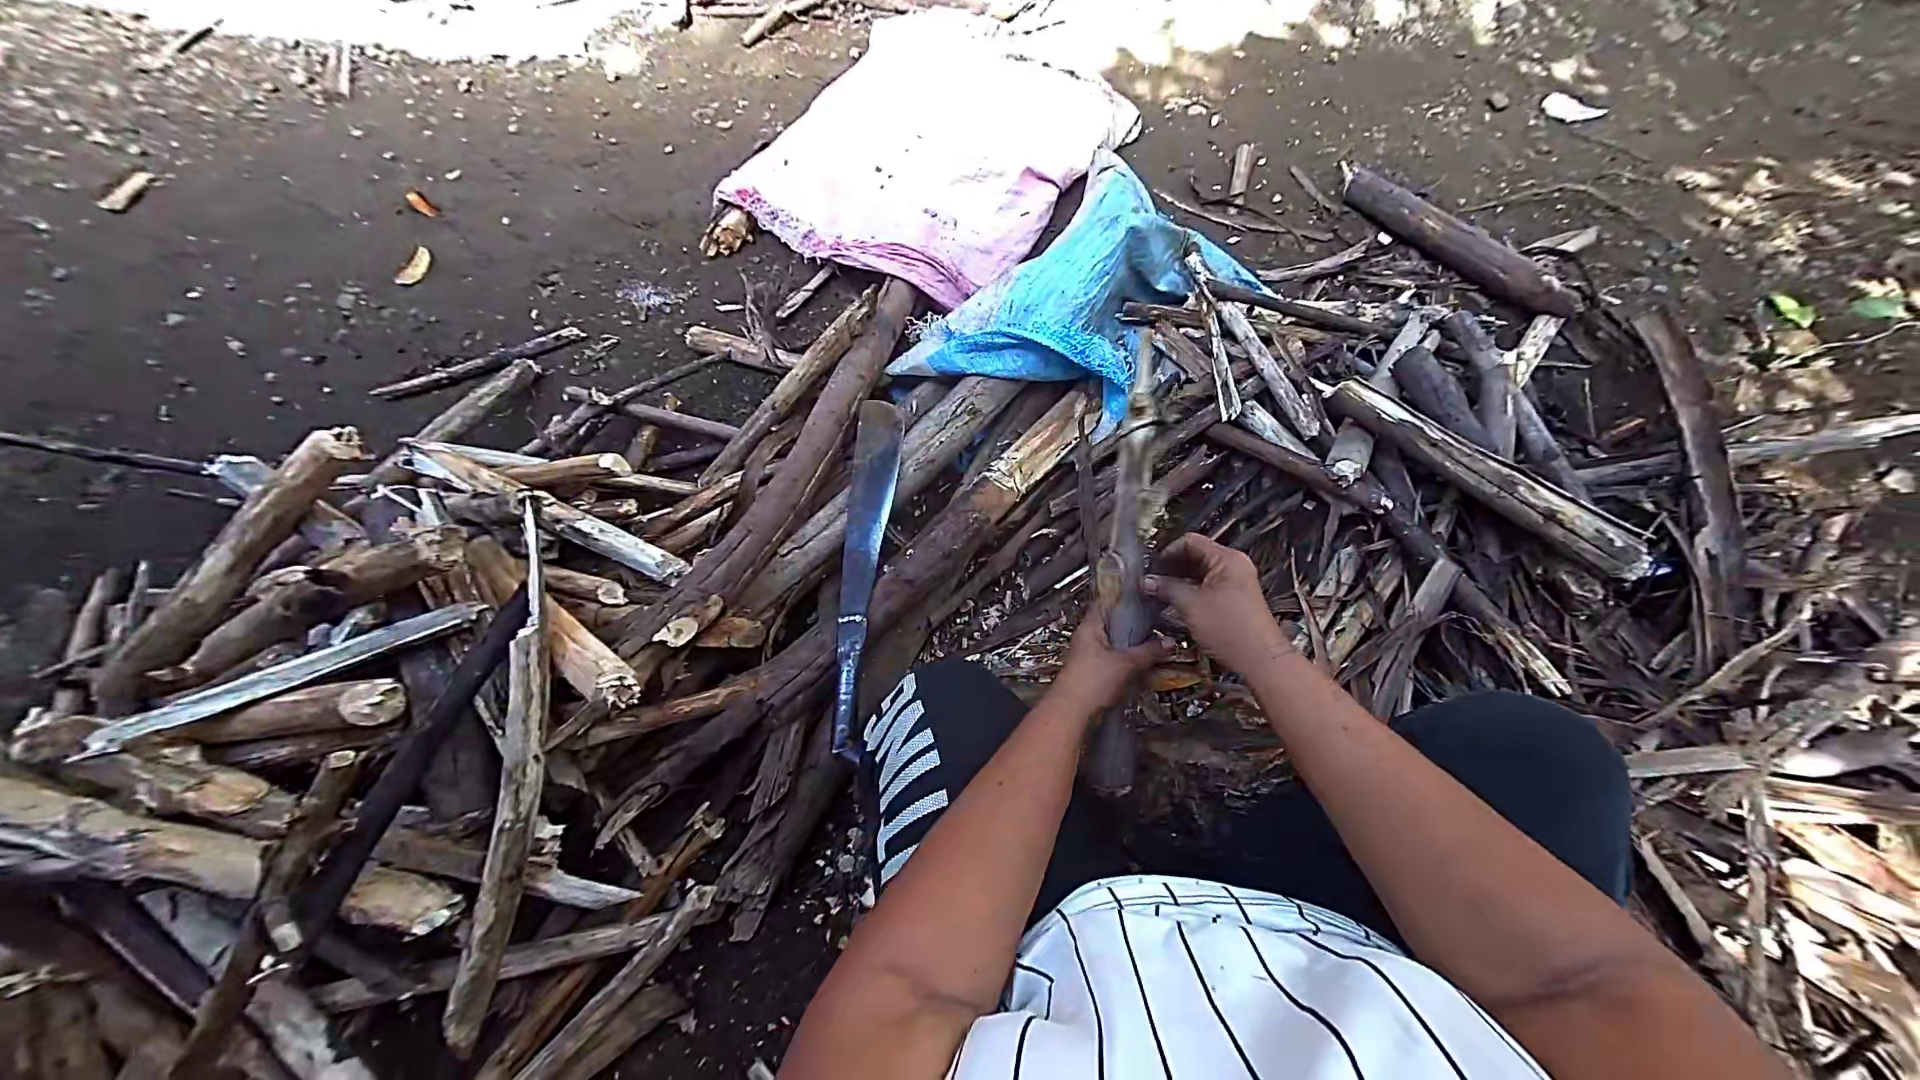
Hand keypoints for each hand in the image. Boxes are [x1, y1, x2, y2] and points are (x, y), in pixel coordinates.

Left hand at [1048, 605, 1165, 713]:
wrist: (1073, 713)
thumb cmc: (1091, 681)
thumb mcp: (1126, 663)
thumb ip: (1149, 651)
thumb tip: (1169, 643)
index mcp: (1090, 627)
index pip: (1107, 602)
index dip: (1126, 598)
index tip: (1146, 596)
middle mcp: (1089, 638)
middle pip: (1116, 625)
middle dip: (1138, 627)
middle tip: (1160, 624)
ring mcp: (1092, 656)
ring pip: (1119, 645)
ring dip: (1137, 648)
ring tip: (1159, 645)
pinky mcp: (1097, 674)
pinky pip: (1118, 662)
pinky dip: (1132, 663)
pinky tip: (1148, 667)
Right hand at [1143, 533, 1293, 675]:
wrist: (1260, 660)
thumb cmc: (1230, 630)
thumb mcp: (1191, 605)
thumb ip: (1166, 588)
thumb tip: (1147, 581)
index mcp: (1227, 559)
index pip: (1190, 542)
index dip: (1167, 552)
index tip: (1151, 567)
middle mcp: (1234, 565)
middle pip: (1195, 555)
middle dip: (1171, 567)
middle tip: (1151, 579)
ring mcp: (1236, 581)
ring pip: (1200, 572)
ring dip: (1179, 579)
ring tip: (1158, 591)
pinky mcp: (1234, 597)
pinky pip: (1207, 584)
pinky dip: (1190, 589)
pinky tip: (1174, 600)